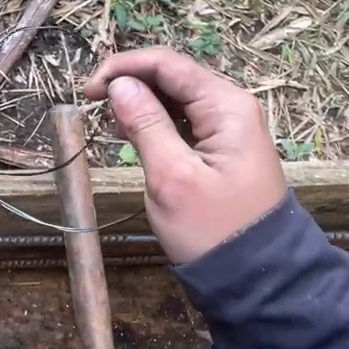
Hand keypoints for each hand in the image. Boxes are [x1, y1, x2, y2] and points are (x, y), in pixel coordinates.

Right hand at [80, 48, 286, 264]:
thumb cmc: (213, 231)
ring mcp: (228, 127)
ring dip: (139, 102)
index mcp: (226, 106)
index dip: (122, 68)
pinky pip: (181, 119)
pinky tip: (134, 137)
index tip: (88, 91)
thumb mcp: (171, 176)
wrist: (261, 285)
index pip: (166, 63)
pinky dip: (153, 121)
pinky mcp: (220, 147)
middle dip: (130, 83)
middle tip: (95, 107)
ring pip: (174, 96)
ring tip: (114, 127)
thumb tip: (118, 84)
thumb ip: (145, 124)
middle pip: (171, 75)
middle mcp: (230, 107)